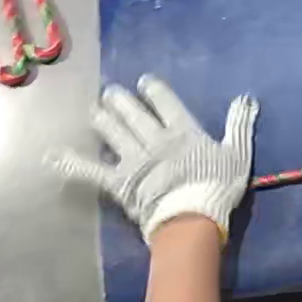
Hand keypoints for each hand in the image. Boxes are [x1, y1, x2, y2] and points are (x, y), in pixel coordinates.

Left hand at [50, 75, 257, 242]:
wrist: (192, 219)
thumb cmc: (217, 187)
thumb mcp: (237, 154)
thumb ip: (239, 124)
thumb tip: (247, 98)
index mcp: (182, 131)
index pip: (165, 102)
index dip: (154, 90)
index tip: (145, 83)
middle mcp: (153, 138)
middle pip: (132, 113)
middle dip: (120, 101)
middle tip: (111, 93)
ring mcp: (133, 159)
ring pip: (112, 131)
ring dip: (102, 118)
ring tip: (95, 109)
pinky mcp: (119, 181)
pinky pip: (91, 170)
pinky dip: (72, 162)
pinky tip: (55, 153)